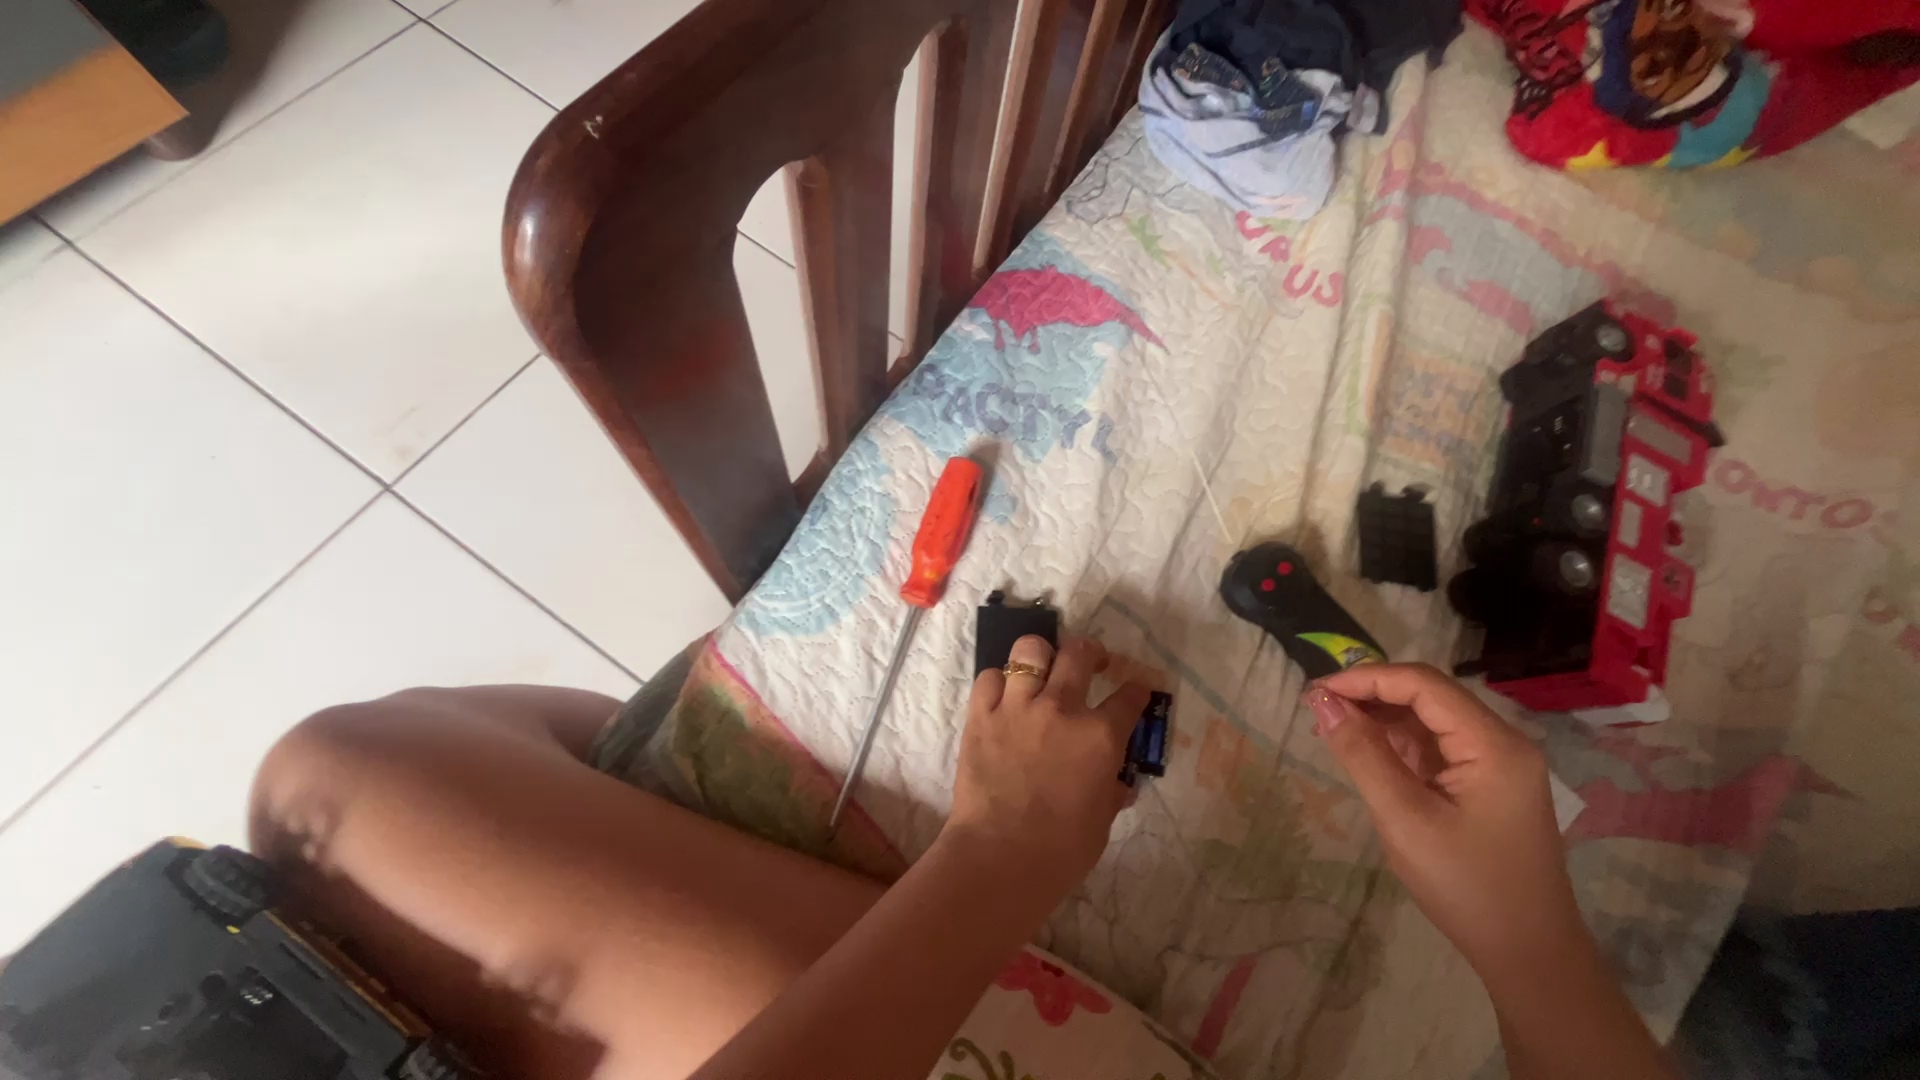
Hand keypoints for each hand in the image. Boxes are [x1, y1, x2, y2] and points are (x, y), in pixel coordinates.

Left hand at [946, 634, 1151, 891]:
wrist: (1000, 857)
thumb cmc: (1061, 850)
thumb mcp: (1102, 820)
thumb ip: (1110, 791)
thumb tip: (1119, 784)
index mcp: (1101, 737)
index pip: (1129, 698)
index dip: (1136, 692)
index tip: (1136, 691)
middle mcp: (1061, 709)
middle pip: (1079, 653)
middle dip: (1091, 651)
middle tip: (1092, 662)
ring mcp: (1018, 707)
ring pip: (1030, 649)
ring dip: (1041, 654)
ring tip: (1043, 667)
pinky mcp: (981, 714)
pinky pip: (990, 676)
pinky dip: (999, 681)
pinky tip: (1004, 696)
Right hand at [1305, 663, 1588, 981]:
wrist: (1529, 954)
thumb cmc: (1466, 886)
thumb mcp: (1404, 818)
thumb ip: (1362, 754)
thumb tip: (1322, 702)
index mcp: (1493, 744)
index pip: (1423, 684)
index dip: (1366, 678)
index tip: (1316, 692)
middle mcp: (1500, 742)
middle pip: (1428, 695)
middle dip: (1370, 694)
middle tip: (1317, 708)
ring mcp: (1494, 764)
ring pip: (1428, 719)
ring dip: (1379, 716)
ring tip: (1331, 727)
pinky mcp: (1483, 783)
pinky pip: (1434, 745)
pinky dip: (1395, 742)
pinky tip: (1363, 750)